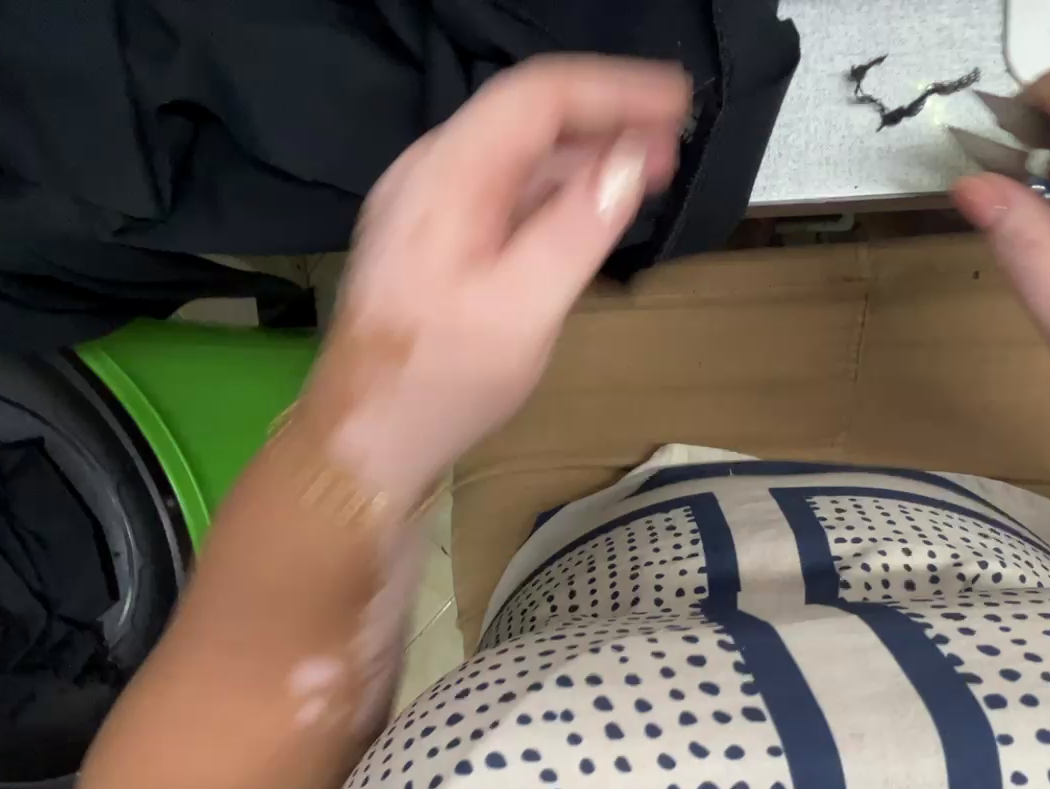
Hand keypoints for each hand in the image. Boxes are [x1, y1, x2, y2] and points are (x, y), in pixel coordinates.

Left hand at [305, 56, 690, 500]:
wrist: (371, 437)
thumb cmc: (444, 383)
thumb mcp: (521, 310)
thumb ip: (576, 232)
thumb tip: (630, 165)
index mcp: (449, 178)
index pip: (538, 98)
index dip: (614, 90)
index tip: (678, 102)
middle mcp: (433, 177)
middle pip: (528, 122)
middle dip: (607, 123)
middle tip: (674, 143)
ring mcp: (431, 211)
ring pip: (519, 161)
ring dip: (586, 159)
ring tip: (647, 174)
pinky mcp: (438, 245)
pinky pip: (506, 198)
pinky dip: (557, 196)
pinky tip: (590, 215)